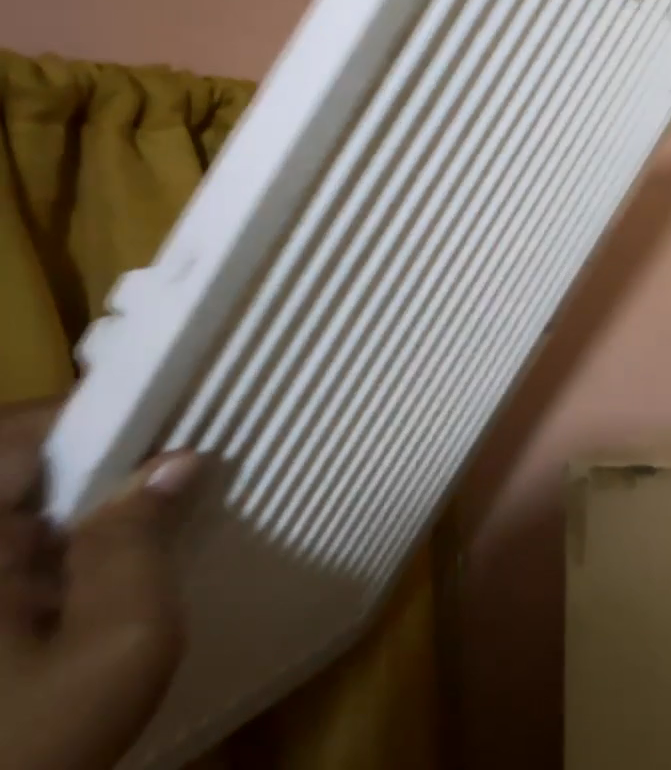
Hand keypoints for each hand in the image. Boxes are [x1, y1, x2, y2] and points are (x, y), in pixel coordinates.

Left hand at [0, 405, 199, 769]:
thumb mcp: (118, 643)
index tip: (167, 415)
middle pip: (10, 467)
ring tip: (152, 504)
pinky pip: (12, 545)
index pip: (9, 438)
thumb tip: (174, 461)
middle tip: (170, 463)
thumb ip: (139, 542)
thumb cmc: (35, 742)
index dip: (88, 413)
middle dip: (92, 454)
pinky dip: (55, 535)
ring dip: (76, 497)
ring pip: (14, 507)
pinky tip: (103, 557)